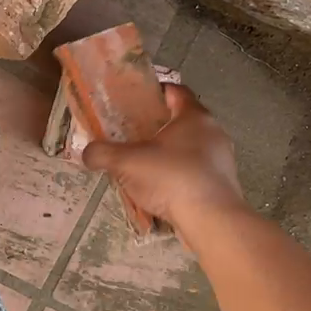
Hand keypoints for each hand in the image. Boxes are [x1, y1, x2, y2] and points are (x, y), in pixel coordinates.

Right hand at [82, 84, 244, 233]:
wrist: (212, 219)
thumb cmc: (171, 178)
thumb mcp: (126, 162)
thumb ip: (101, 153)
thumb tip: (87, 153)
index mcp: (193, 116)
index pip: (175, 91)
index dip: (154, 91)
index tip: (134, 100)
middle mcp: (213, 131)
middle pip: (182, 119)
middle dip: (157, 125)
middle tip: (132, 133)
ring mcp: (222, 158)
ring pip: (190, 145)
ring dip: (168, 151)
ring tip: (143, 163)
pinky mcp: (223, 182)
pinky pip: (196, 169)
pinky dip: (178, 172)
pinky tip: (161, 187)